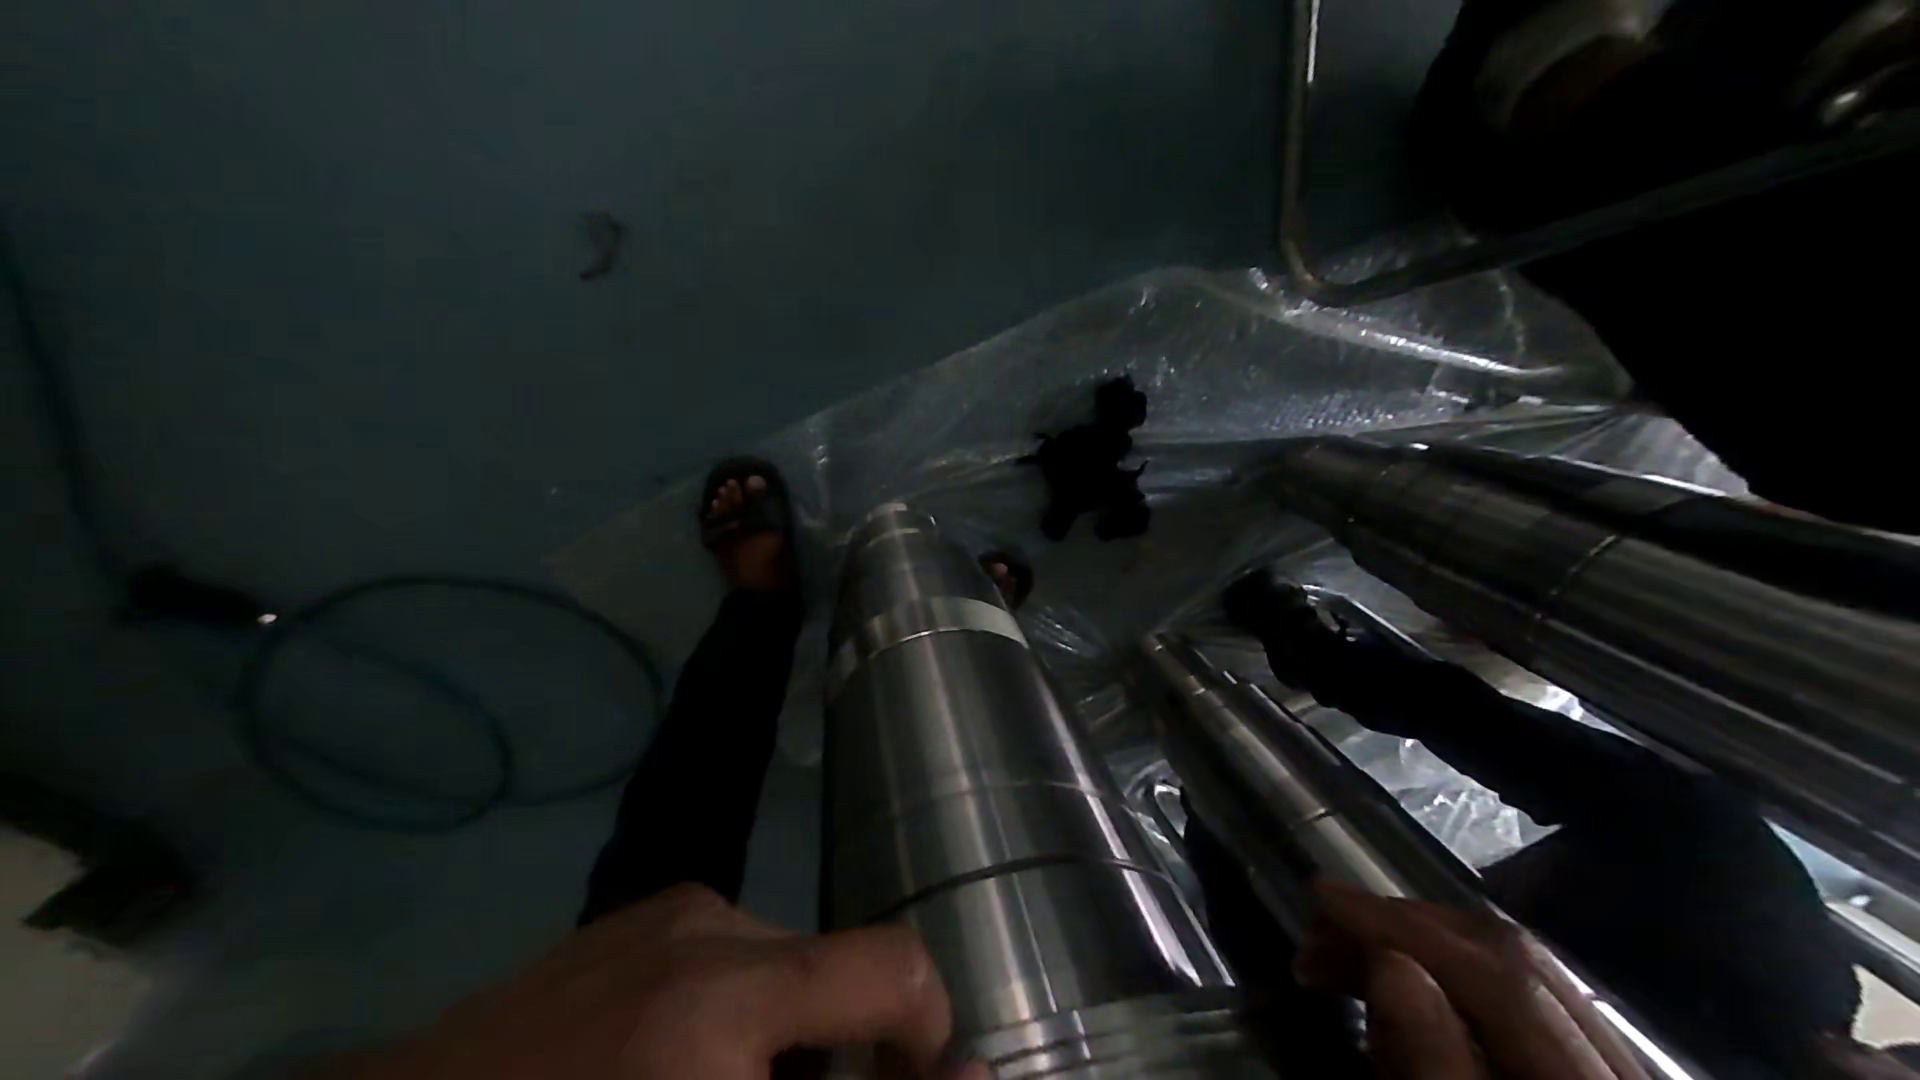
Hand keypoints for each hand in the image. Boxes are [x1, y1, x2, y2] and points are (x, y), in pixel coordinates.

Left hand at [319, 884, 986, 1079]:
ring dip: (785, 1040)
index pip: (892, 970)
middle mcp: (703, 930)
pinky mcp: (637, 915)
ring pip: (788, 965)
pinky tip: (673, 1064)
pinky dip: (737, 1013)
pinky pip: (732, 953)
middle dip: (843, 1060)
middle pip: (843, 974)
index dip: (928, 1034)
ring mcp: (666, 914)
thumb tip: (968, 1072)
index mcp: (719, 1001)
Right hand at [1294, 880, 1648, 1079]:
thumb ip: (1433, 1063)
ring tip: (1341, 958)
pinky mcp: (1589, 1065)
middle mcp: (1621, 1069)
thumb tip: (1388, 960)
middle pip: (1505, 955)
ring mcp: (1614, 1065)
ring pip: (1509, 961)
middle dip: (1399, 925)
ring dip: (1413, 939)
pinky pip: (1513, 987)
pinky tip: (1396, 977)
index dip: (1403, 926)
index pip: (1499, 981)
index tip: (1320, 897)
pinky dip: (1443, 964)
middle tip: (1319, 933)